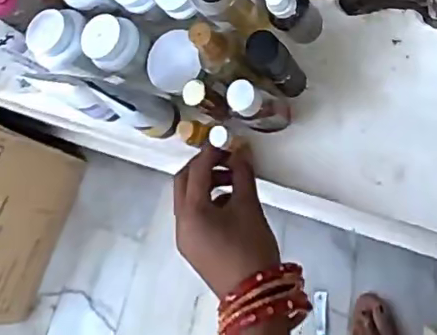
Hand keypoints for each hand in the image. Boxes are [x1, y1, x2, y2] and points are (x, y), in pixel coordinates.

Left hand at [174, 144, 281, 294]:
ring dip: (207, 182)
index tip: (226, 140)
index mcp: (191, 211)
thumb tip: (240, 151)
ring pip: (188, 197)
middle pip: (184, 181)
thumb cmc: (250, 250)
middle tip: (225, 156)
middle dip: (204, 165)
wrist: (255, 297)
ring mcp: (186, 238)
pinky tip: (230, 200)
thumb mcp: (248, 205)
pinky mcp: (195, 248)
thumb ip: (242, 172)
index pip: (196, 169)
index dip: (212, 150)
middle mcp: (182, 224)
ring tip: (233, 178)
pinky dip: (208, 200)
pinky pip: (194, 214)